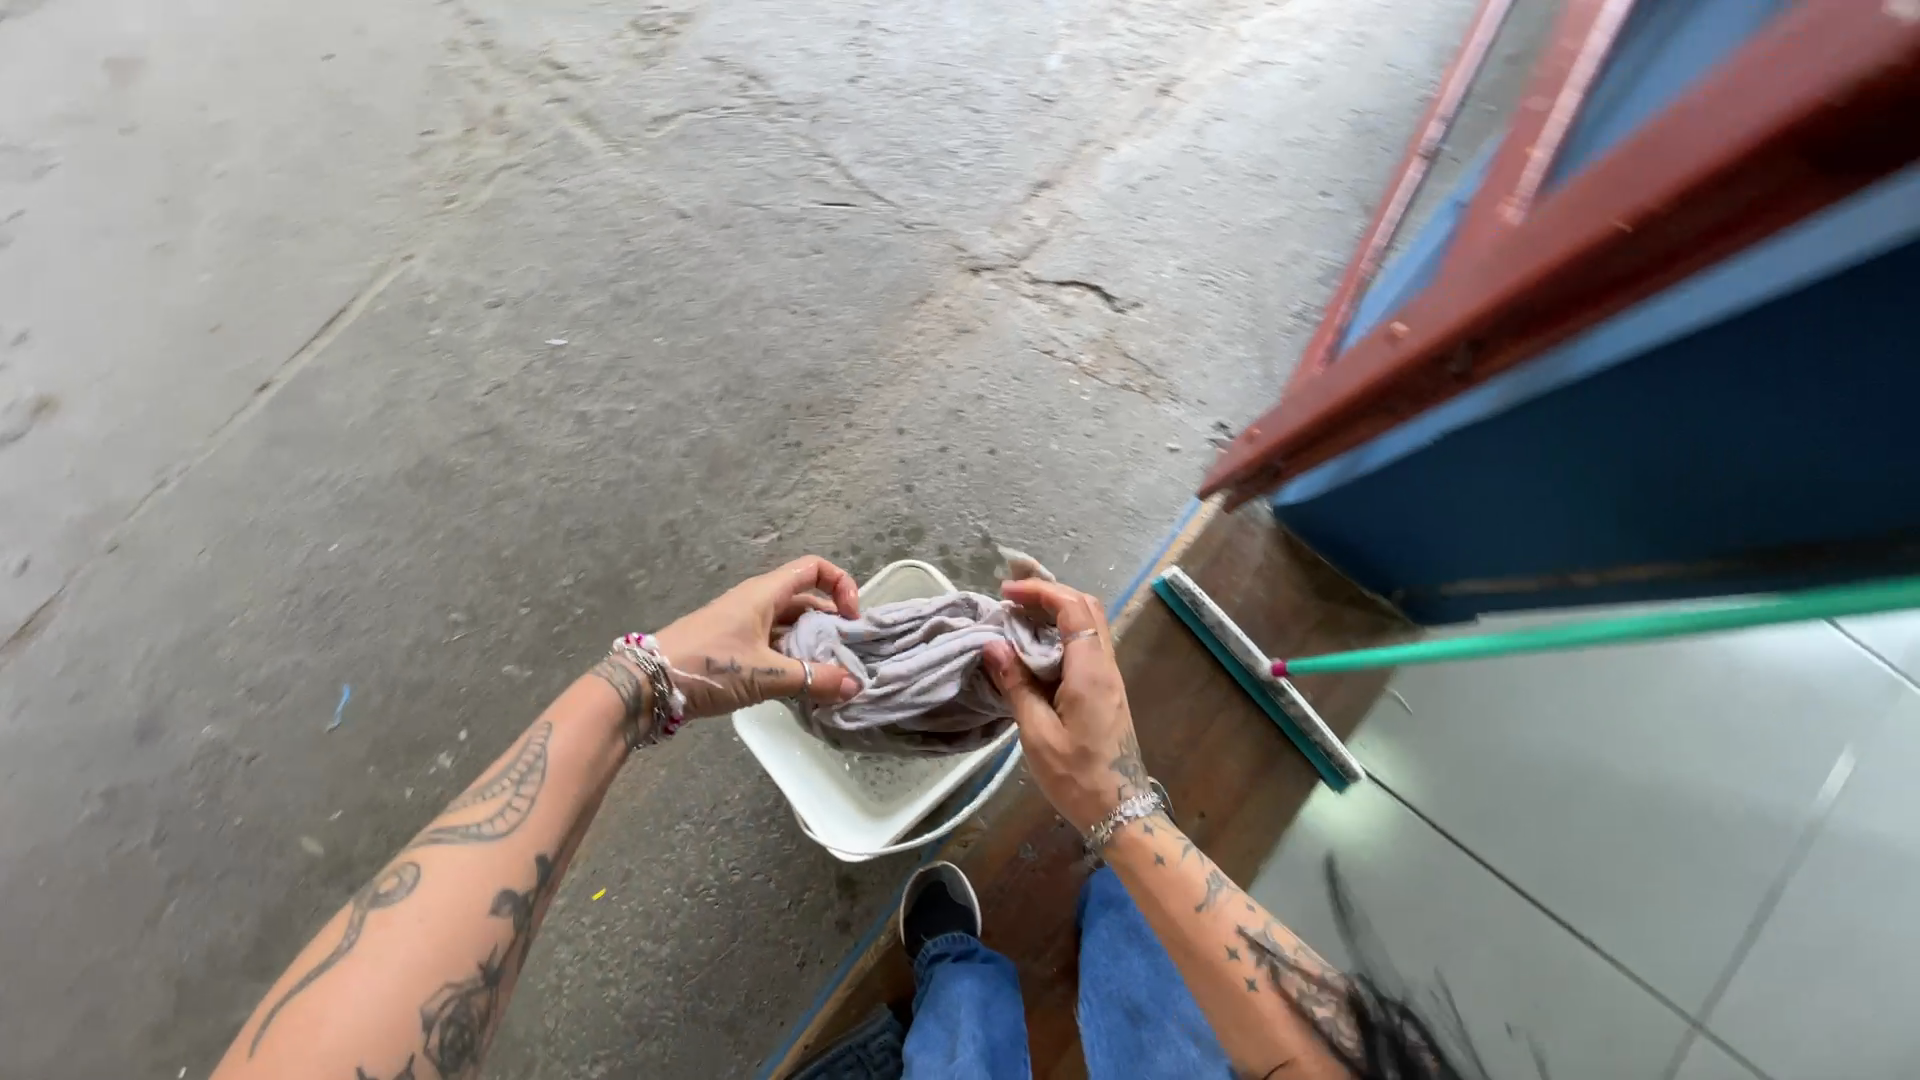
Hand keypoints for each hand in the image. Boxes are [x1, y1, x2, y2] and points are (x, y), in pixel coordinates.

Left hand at [653, 556, 864, 718]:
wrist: (645, 685)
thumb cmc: (707, 666)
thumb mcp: (765, 675)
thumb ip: (812, 679)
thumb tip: (854, 686)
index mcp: (765, 593)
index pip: (814, 568)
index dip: (840, 585)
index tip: (851, 618)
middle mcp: (755, 601)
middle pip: (805, 599)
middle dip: (830, 622)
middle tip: (845, 652)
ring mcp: (741, 623)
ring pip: (788, 624)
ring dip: (810, 643)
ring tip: (827, 672)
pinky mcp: (731, 646)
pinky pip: (771, 643)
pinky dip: (790, 657)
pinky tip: (798, 683)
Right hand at [982, 578, 1146, 831]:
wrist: (1119, 811)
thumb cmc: (1076, 776)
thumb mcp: (1036, 734)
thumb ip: (1016, 685)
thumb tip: (994, 645)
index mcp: (1090, 671)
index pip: (1073, 608)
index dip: (1040, 592)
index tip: (1006, 594)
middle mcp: (1106, 666)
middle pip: (1087, 608)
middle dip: (1049, 595)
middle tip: (1012, 601)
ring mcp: (1110, 678)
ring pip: (1090, 625)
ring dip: (1056, 614)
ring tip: (1018, 620)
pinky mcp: (1107, 691)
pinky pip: (1087, 646)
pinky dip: (1062, 635)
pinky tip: (1035, 650)